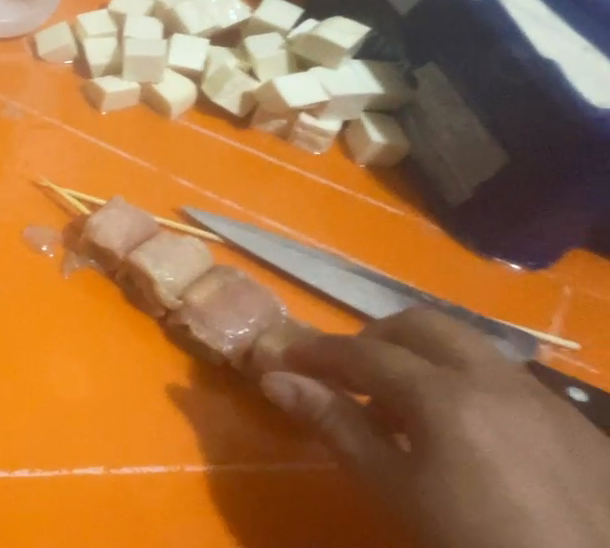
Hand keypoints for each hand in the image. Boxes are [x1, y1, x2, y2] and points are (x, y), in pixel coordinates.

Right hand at [262, 308, 609, 547]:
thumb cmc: (474, 539)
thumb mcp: (394, 490)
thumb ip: (336, 425)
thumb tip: (274, 379)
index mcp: (445, 394)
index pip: (361, 351)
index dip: (315, 352)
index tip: (284, 362)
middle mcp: (498, 381)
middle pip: (422, 327)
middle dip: (375, 340)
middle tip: (350, 376)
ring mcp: (549, 404)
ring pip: (472, 351)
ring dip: (425, 362)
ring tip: (409, 412)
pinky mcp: (584, 433)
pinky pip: (513, 386)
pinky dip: (473, 390)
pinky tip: (470, 440)